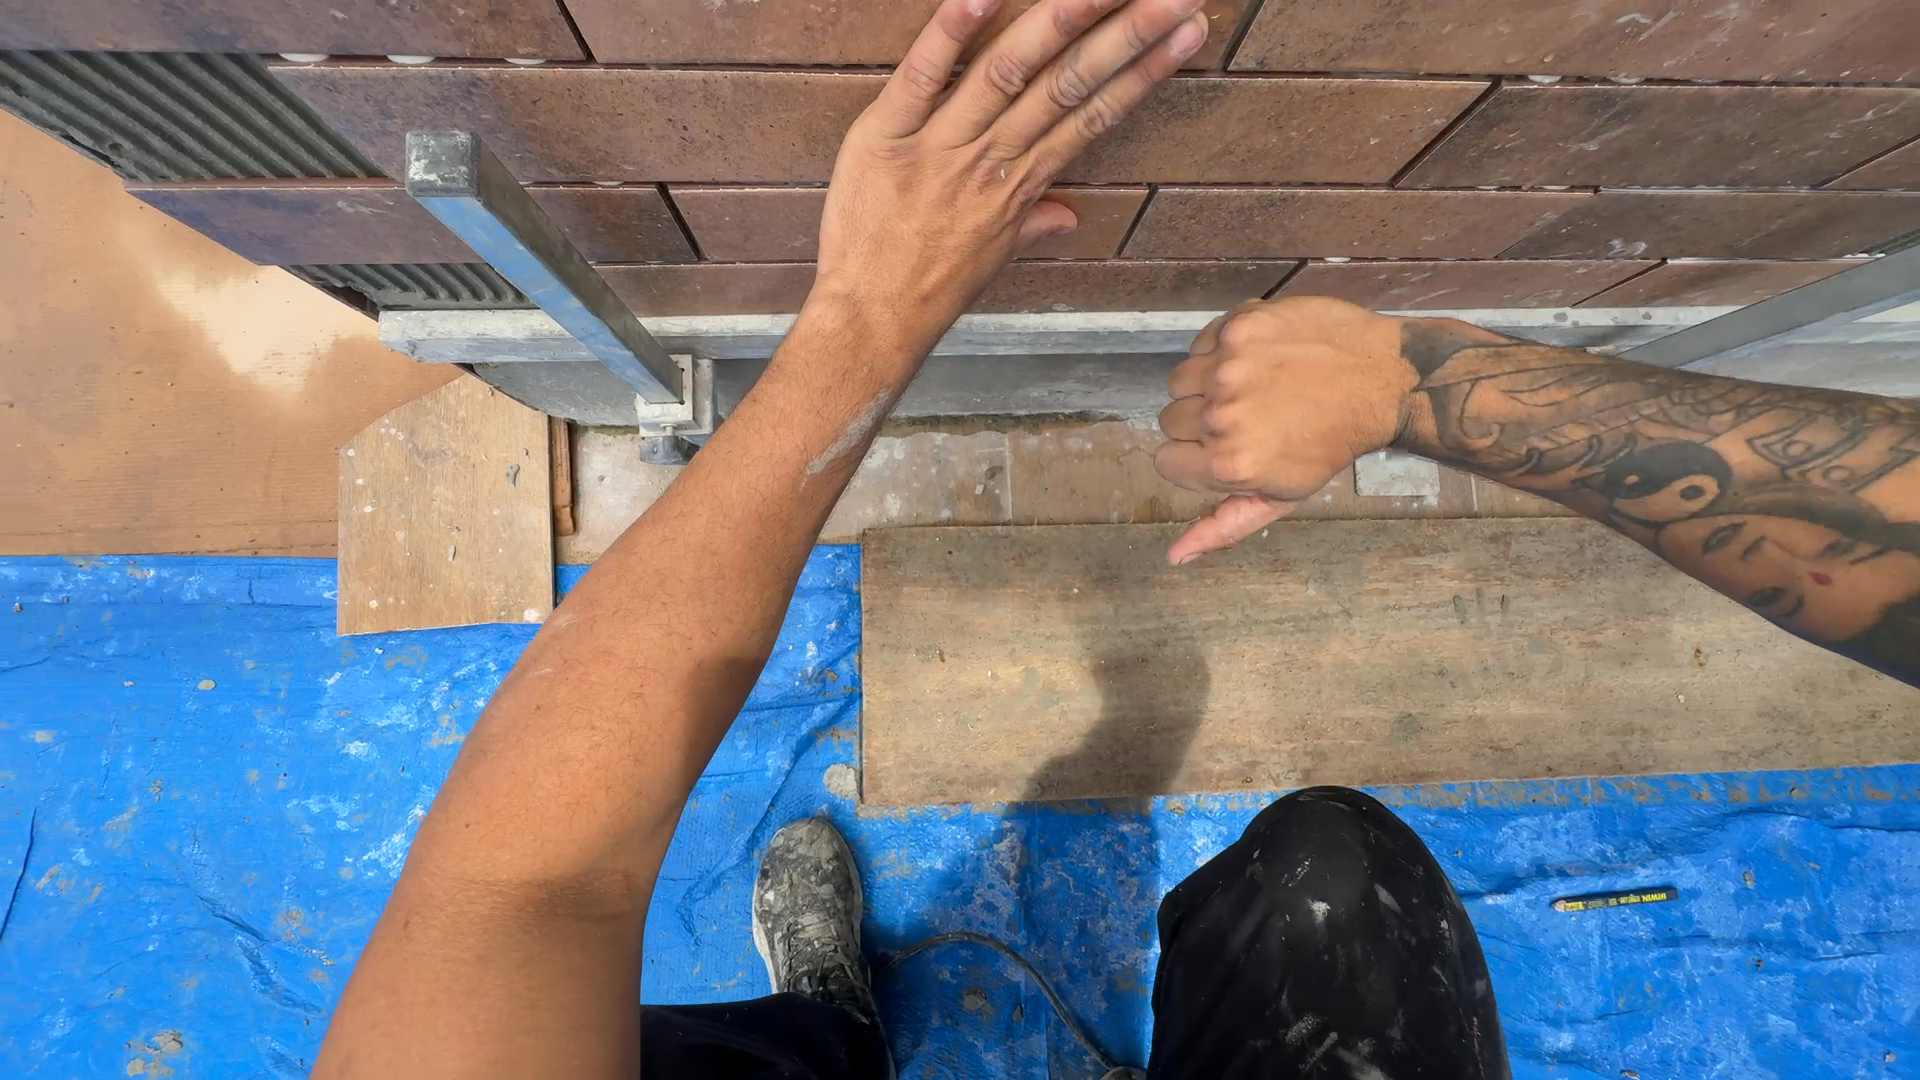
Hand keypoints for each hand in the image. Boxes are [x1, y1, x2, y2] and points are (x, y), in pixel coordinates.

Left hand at [811, 0, 1209, 360]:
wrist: (874, 319)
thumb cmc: (930, 290)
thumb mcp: (991, 258)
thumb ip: (1031, 224)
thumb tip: (1068, 218)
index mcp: (1018, 186)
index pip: (1091, 118)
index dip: (1140, 74)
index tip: (1184, 34)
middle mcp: (990, 161)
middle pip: (1065, 86)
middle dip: (1127, 35)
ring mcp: (939, 147)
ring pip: (1006, 73)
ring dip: (1059, 19)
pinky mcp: (885, 137)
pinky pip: (922, 77)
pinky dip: (951, 32)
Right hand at [1154, 297, 1417, 564]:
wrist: (1382, 380)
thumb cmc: (1327, 446)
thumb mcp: (1279, 498)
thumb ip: (1222, 528)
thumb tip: (1174, 557)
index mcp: (1229, 464)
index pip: (1165, 461)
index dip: (1193, 456)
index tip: (1225, 447)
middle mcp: (1221, 416)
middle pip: (1170, 419)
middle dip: (1200, 420)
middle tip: (1247, 415)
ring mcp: (1229, 368)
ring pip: (1180, 380)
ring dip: (1205, 383)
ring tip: (1250, 386)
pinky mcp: (1239, 327)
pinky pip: (1200, 343)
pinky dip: (1219, 349)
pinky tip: (1256, 359)